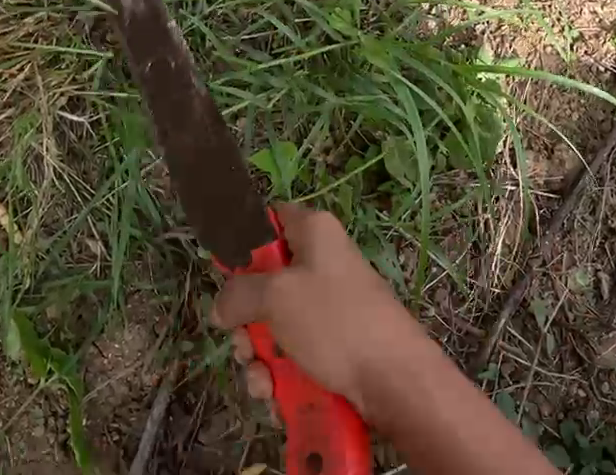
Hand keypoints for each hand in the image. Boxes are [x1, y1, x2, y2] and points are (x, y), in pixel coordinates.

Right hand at [212, 203, 437, 425]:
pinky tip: (278, 397)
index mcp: (314, 232)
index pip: (269, 219)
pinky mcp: (333, 344)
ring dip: (260, 358)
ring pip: (275, 325)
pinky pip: (293, 354)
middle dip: (247, 321)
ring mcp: (327, 306)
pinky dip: (281, 376)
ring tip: (265, 381)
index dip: (244, 242)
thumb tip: (221, 306)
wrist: (395, 380)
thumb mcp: (277, 296)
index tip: (225, 273)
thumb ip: (239, 294)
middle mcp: (321, 262)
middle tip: (245, 344)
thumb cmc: (336, 321)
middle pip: (265, 282)